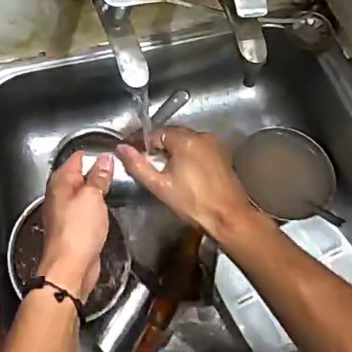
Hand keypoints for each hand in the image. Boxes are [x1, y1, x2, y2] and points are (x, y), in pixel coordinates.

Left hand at [38, 151, 112, 299]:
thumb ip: (99, 177)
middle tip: (118, 167)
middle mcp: (59, 194)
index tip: (111, 151)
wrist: (69, 269)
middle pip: (79, 175)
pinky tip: (107, 206)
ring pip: (83, 193)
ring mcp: (65, 212)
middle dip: (96, 171)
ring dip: (97, 189)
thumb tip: (105, 159)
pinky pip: (85, 210)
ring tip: (116, 184)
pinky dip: (96, 206)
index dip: (93, 153)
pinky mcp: (73, 228)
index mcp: (60, 182)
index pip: (76, 158)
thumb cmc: (78, 230)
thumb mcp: (92, 197)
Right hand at [115, 126, 262, 239]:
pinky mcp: (222, 153)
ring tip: (165, 170)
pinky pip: (198, 148)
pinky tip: (184, 172)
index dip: (142, 143)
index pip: (156, 133)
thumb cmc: (193, 203)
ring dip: (174, 151)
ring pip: (185, 141)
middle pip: (171, 135)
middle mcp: (200, 135)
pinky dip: (188, 155)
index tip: (133, 153)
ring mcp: (214, 143)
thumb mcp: (160, 186)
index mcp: (184, 139)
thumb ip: (138, 165)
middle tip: (148, 164)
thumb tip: (121, 148)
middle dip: (158, 147)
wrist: (230, 218)